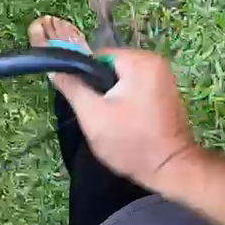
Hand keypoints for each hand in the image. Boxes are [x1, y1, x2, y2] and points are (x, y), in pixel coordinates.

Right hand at [51, 49, 196, 188]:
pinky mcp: (166, 90)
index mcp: (139, 60)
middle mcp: (155, 61)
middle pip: (111, 66)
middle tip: (96, 113)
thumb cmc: (130, 141)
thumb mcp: (93, 115)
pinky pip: (136, 86)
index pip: (98, 56)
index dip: (84, 76)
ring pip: (123, 78)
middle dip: (100, 87)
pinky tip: (124, 119)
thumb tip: (55, 68)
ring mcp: (163, 76)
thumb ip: (72, 87)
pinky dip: (126, 99)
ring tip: (110, 119)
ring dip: (112, 95)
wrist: (170, 169)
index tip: (82, 99)